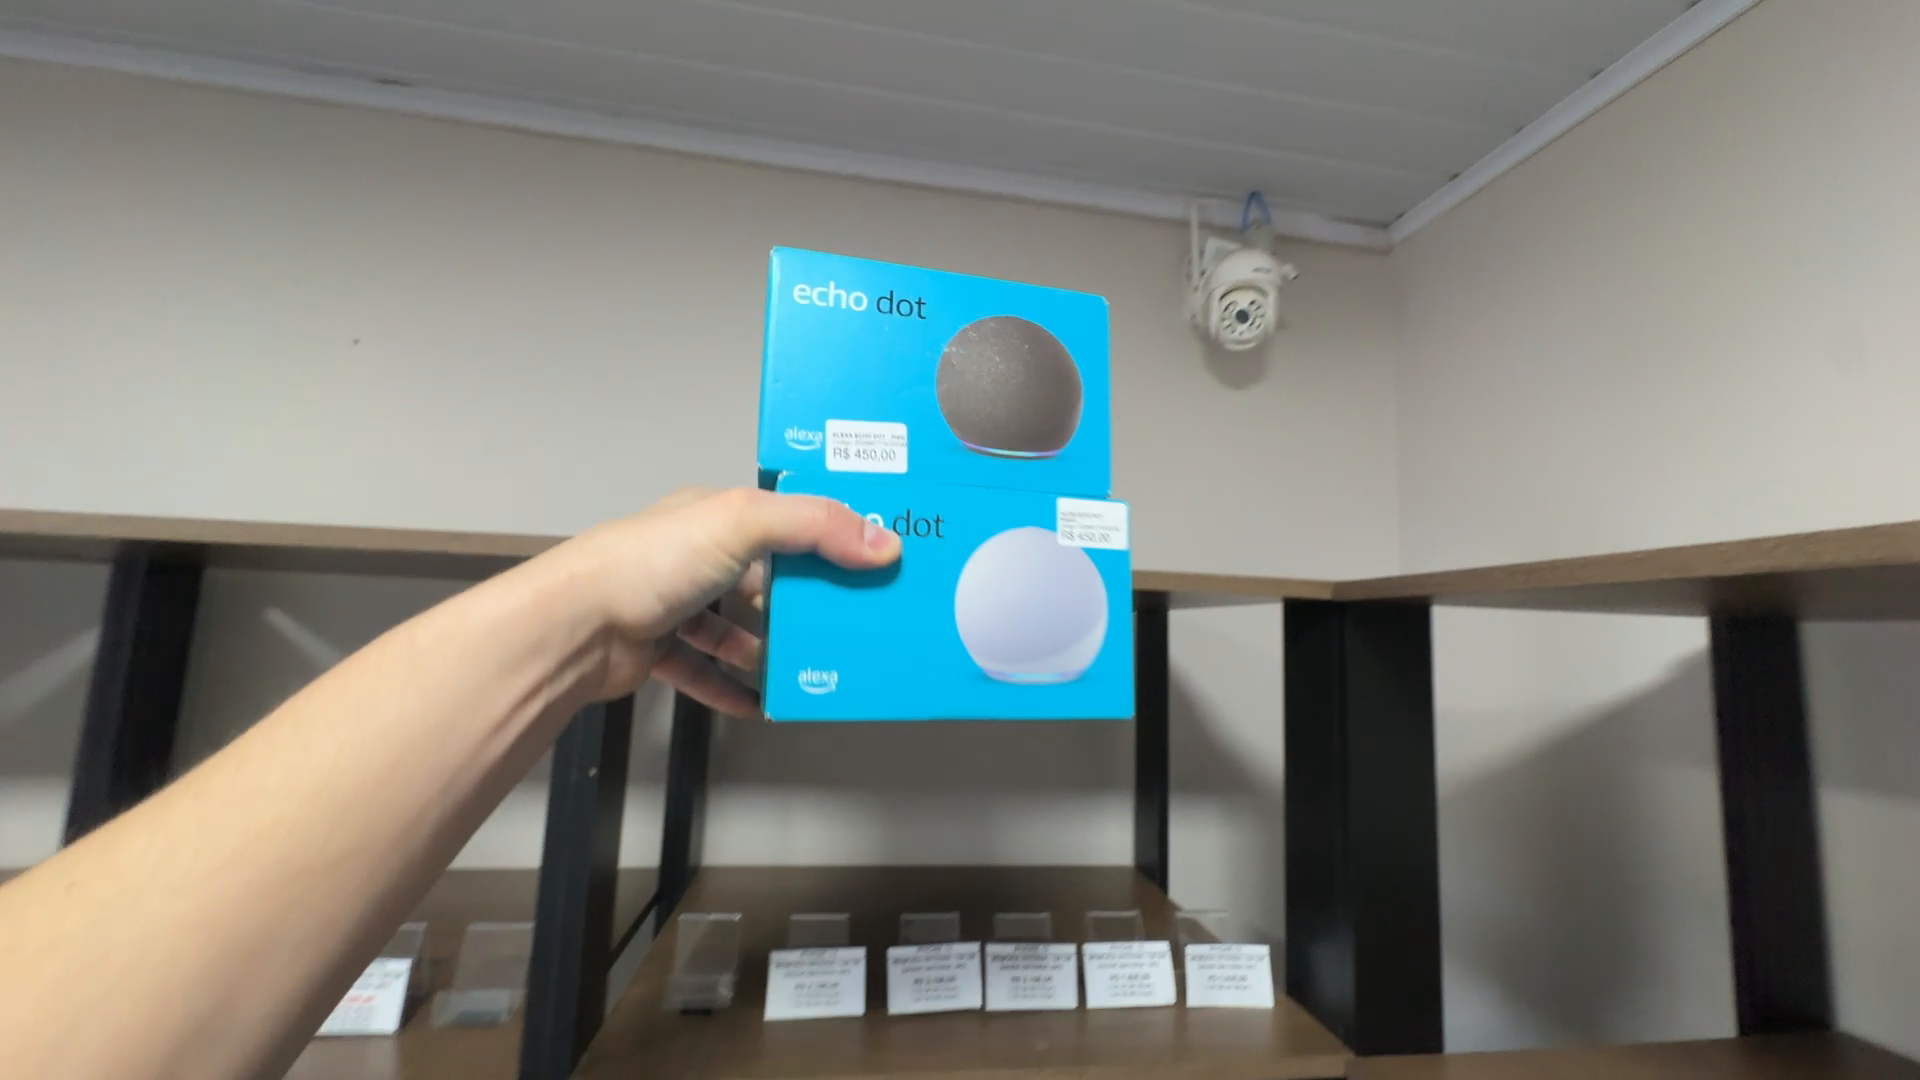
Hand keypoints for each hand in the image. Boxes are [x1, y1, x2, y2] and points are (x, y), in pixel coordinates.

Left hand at [547, 487, 899, 714]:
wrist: (573, 626)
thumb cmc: (653, 562)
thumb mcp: (743, 524)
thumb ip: (816, 526)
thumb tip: (883, 544)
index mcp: (714, 515)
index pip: (781, 518)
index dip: (823, 534)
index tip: (864, 557)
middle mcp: (694, 554)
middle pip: (761, 575)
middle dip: (799, 598)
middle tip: (844, 619)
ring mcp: (673, 602)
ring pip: (732, 625)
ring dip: (766, 646)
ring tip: (806, 663)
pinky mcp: (657, 648)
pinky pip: (703, 669)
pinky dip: (730, 685)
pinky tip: (758, 703)